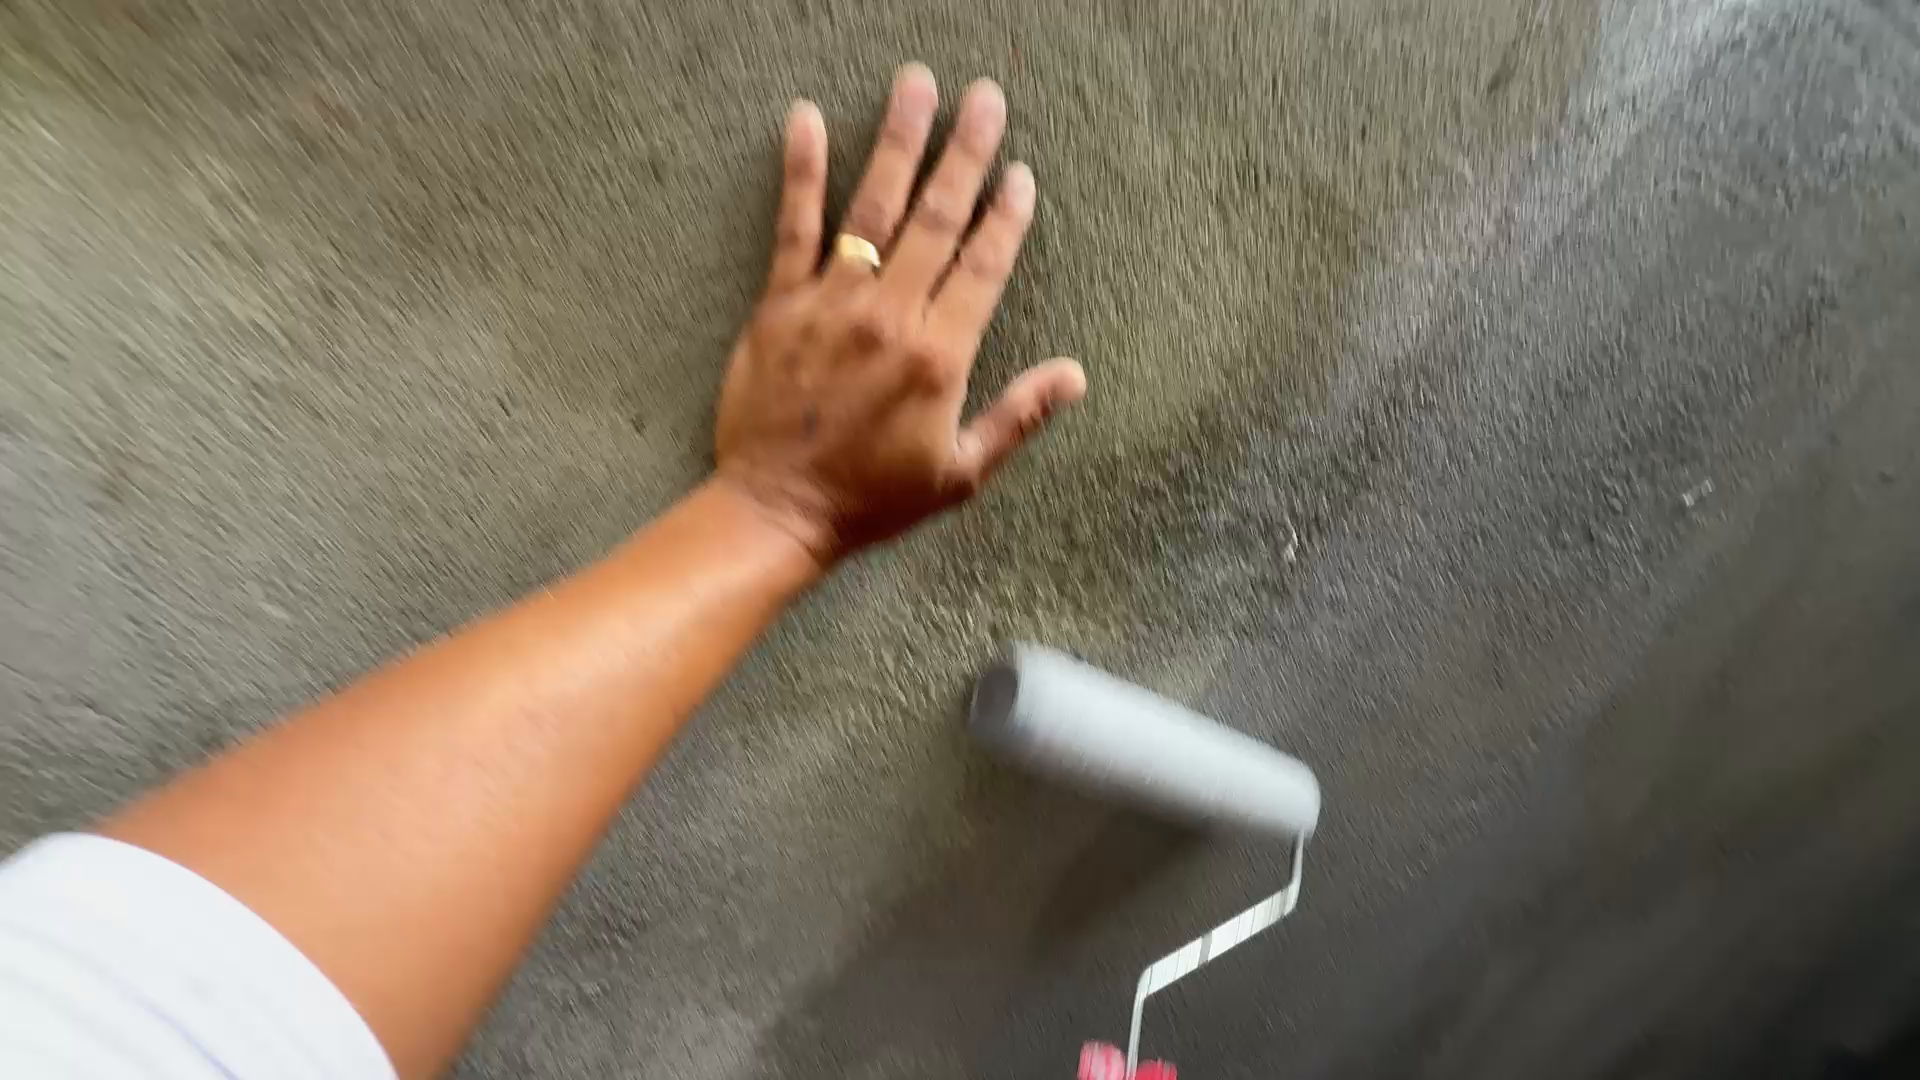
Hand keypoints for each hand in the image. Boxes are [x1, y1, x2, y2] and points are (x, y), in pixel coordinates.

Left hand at [714, 64, 1086, 566]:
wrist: (781, 510)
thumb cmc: (874, 500)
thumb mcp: (961, 474)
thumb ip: (1017, 417)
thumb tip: (1074, 376)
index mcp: (939, 356)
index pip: (983, 267)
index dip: (1005, 217)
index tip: (1020, 174)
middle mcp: (890, 316)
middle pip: (936, 221)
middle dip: (964, 156)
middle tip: (984, 99)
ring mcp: (832, 304)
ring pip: (873, 209)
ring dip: (899, 144)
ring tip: (916, 86)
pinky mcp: (780, 306)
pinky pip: (793, 228)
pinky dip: (802, 173)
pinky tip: (808, 121)